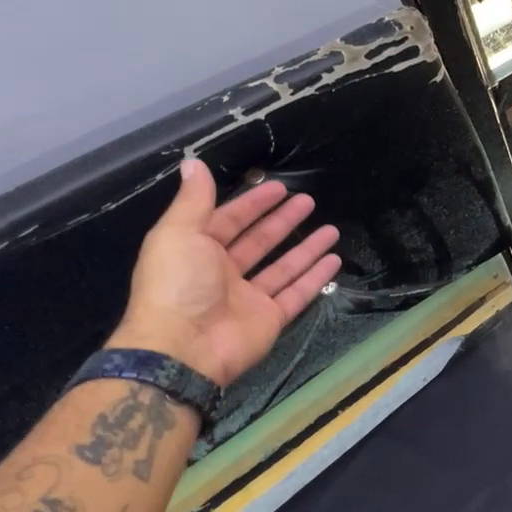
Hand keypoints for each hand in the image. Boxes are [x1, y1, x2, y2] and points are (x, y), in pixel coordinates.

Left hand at [109, 159, 343, 386]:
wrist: (183, 349)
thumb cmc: (177, 285)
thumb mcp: (177, 234)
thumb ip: (193, 200)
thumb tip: (193, 163)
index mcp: (196, 252)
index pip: (229, 221)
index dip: (252, 203)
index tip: (279, 187)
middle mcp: (222, 273)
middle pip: (259, 242)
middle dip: (282, 221)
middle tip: (308, 201)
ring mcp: (248, 298)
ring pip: (283, 267)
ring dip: (306, 247)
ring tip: (332, 229)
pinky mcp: (269, 318)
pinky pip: (297, 293)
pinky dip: (316, 277)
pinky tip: (334, 261)